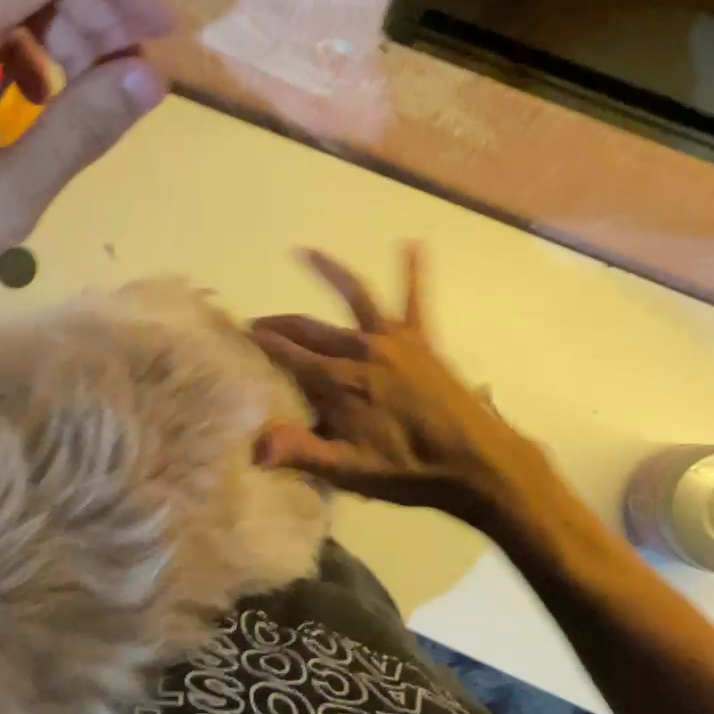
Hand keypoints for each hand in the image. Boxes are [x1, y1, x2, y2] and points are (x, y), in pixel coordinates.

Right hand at [250, 245, 556, 528]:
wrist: (475, 461)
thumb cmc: (406, 469)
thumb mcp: (347, 469)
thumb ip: (300, 452)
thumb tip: (254, 449)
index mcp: (338, 382)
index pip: (288, 355)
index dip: (261, 345)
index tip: (239, 336)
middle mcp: (360, 350)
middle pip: (310, 328)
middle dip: (280, 324)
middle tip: (257, 323)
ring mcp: (393, 340)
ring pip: (355, 297)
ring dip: (330, 273)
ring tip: (307, 252)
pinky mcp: (422, 341)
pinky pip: (416, 299)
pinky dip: (413, 271)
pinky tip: (413, 244)